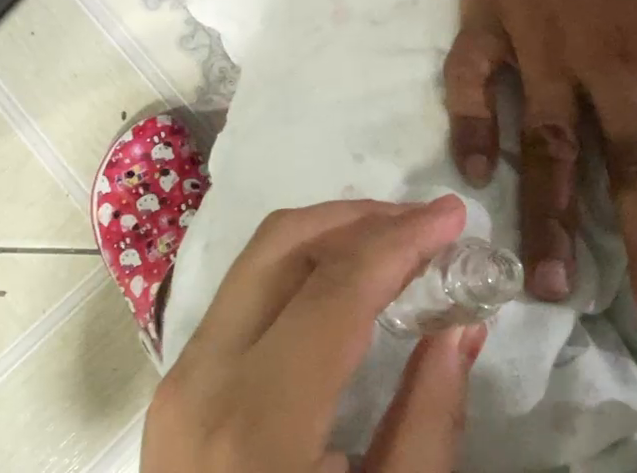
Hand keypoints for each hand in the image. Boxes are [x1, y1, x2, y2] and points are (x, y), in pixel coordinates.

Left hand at [143, 196, 485, 472]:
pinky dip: (297, 268)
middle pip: (282, 246)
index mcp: (256, 421)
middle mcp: (202, 378)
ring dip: (328, 235)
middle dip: (361, 218)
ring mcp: (178, 378)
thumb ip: (428, 421)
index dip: (401, 241)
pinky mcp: (175, 385)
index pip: (336, 288)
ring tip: (394, 243)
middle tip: (425, 223)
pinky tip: (343, 282)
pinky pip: (241, 296)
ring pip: (255, 261)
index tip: (453, 215)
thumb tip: (462, 329)